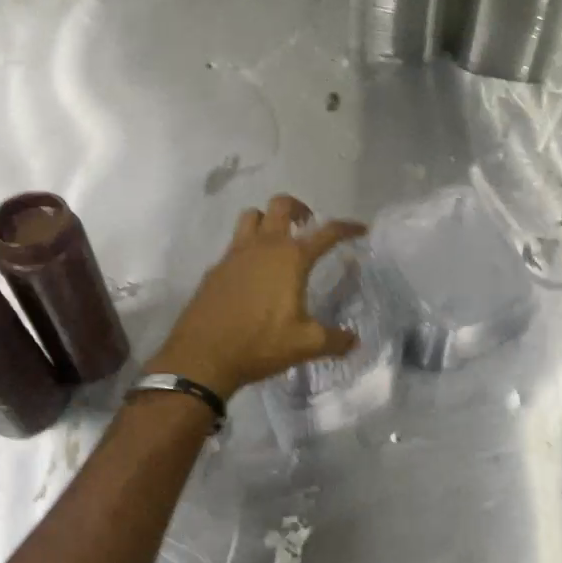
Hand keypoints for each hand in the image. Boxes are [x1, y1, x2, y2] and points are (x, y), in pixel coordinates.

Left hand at [144, 194, 366, 399]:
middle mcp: (264, 247)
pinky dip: (247, 247)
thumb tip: (354, 342)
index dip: (347, 228)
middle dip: (299, 208)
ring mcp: (235, 254)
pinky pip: (234, 244)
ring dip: (267, 220)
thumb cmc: (259, 344)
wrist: (202, 357)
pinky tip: (252, 272)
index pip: (326, 232)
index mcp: (291, 258)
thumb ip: (335, 340)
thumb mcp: (306, 345)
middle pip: (281, 205)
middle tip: (308, 226)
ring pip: (252, 216)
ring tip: (278, 240)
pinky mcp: (216, 268)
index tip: (360, 229)